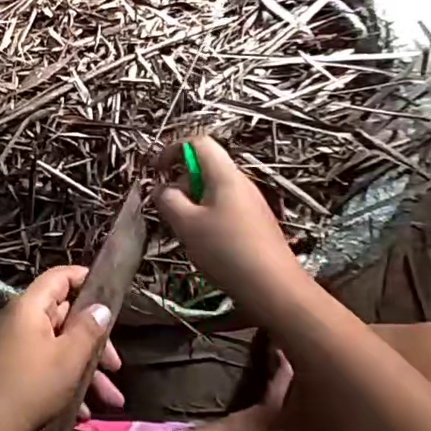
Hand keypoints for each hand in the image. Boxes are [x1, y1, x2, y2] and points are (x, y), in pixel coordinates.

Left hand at [0, 266, 124, 430]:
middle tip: (115, 365)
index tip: (110, 292)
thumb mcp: (68, 358)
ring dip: (85, 369)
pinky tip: (83, 411)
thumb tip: (101, 307)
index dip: (85, 278)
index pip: (58, 277)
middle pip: (63, 316)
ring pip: (57, 346)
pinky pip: (43, 365)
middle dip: (94, 340)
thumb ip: (88, 329)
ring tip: (110, 399)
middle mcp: (17, 320)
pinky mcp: (9, 368)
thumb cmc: (31, 386)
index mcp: (28, 307)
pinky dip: (64, 382)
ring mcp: (11, 345)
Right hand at [155, 136, 309, 320]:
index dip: (172, 150)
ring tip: (185, 230)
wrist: (273, 288)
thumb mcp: (186, 224)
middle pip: (204, 167)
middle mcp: (240, 184)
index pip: (198, 143)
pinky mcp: (254, 223)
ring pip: (212, 191)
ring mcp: (250, 203)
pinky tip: (204, 243)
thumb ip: (168, 200)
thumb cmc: (227, 251)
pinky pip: (223, 208)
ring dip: (191, 203)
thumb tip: (162, 189)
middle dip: (180, 183)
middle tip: (169, 209)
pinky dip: (206, 217)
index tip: (156, 171)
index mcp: (225, 176)